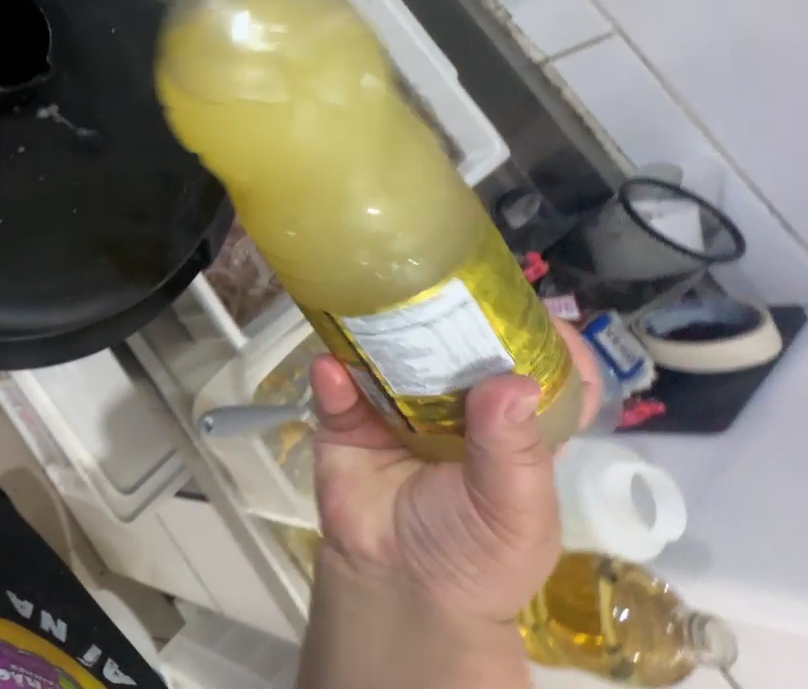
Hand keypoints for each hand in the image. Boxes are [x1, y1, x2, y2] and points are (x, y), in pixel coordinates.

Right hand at [308, 321, 602, 620]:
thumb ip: (513, 451)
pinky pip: (336, 393)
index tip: (528, 311)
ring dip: (380, 338)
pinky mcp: (345, 421)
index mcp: (511, 428)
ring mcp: (394, 410)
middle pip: (454, 352)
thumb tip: (513, 382)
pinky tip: (333, 370)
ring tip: (375, 314)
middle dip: (447, 321)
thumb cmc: (478, 553)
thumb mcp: (515, 510)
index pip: (537, 374)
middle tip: (435, 288)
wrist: (399, 583)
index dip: (540, 341)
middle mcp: (453, 408)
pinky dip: (333, 378)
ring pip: (389, 360)